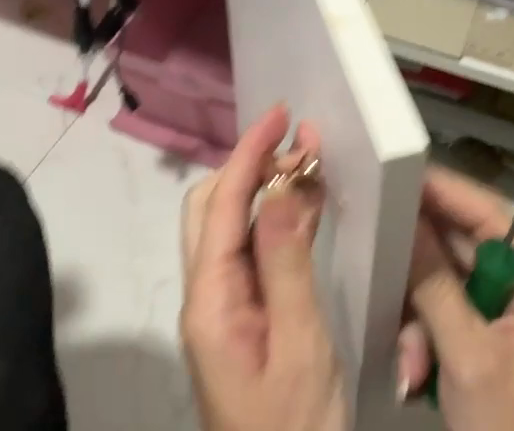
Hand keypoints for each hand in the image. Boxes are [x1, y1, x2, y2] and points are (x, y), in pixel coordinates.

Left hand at [180, 105, 343, 430]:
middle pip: (212, 208)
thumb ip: (286, 263)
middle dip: (251, 165)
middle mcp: (206, 296)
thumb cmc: (295, 423)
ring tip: (308, 165)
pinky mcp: (240, 319)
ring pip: (229, 227)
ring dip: (262, 189)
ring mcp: (221, 308)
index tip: (280, 114)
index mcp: (211, 300)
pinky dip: (272, 221)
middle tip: (302, 144)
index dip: (249, 153)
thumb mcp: (300, 345)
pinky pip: (248, 252)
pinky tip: (302, 211)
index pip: (221, 205)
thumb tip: (278, 185)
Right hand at [399, 167, 513, 430]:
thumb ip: (436, 286)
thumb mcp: (469, 356)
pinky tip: (413, 373)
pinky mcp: (482, 346)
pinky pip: (442, 321)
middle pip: (464, 252)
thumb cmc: (507, 425)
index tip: (404, 174)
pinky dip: (422, 342)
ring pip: (445, 289)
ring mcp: (502, 322)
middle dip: (421, 272)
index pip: (494, 220)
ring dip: (418, 319)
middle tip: (380, 249)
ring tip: (410, 361)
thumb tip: (409, 222)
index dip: (450, 193)